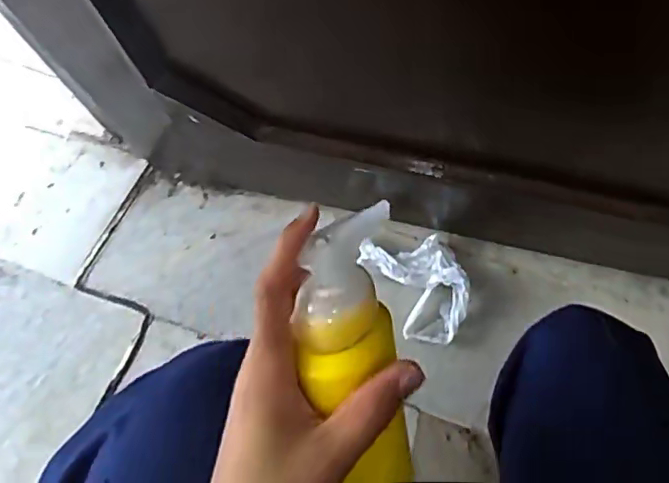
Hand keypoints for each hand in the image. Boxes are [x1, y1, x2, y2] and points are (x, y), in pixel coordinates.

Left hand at [211, 206, 425, 482]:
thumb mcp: (330, 454)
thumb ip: (371, 410)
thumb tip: (413, 368)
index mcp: (265, 360)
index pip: (271, 285)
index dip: (289, 244)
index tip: (311, 214)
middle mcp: (256, 360)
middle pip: (279, 299)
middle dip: (311, 274)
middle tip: (349, 268)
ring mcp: (255, 381)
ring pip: (283, 328)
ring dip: (313, 311)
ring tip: (351, 314)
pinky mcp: (259, 400)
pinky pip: (286, 353)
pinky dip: (311, 341)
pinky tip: (335, 364)